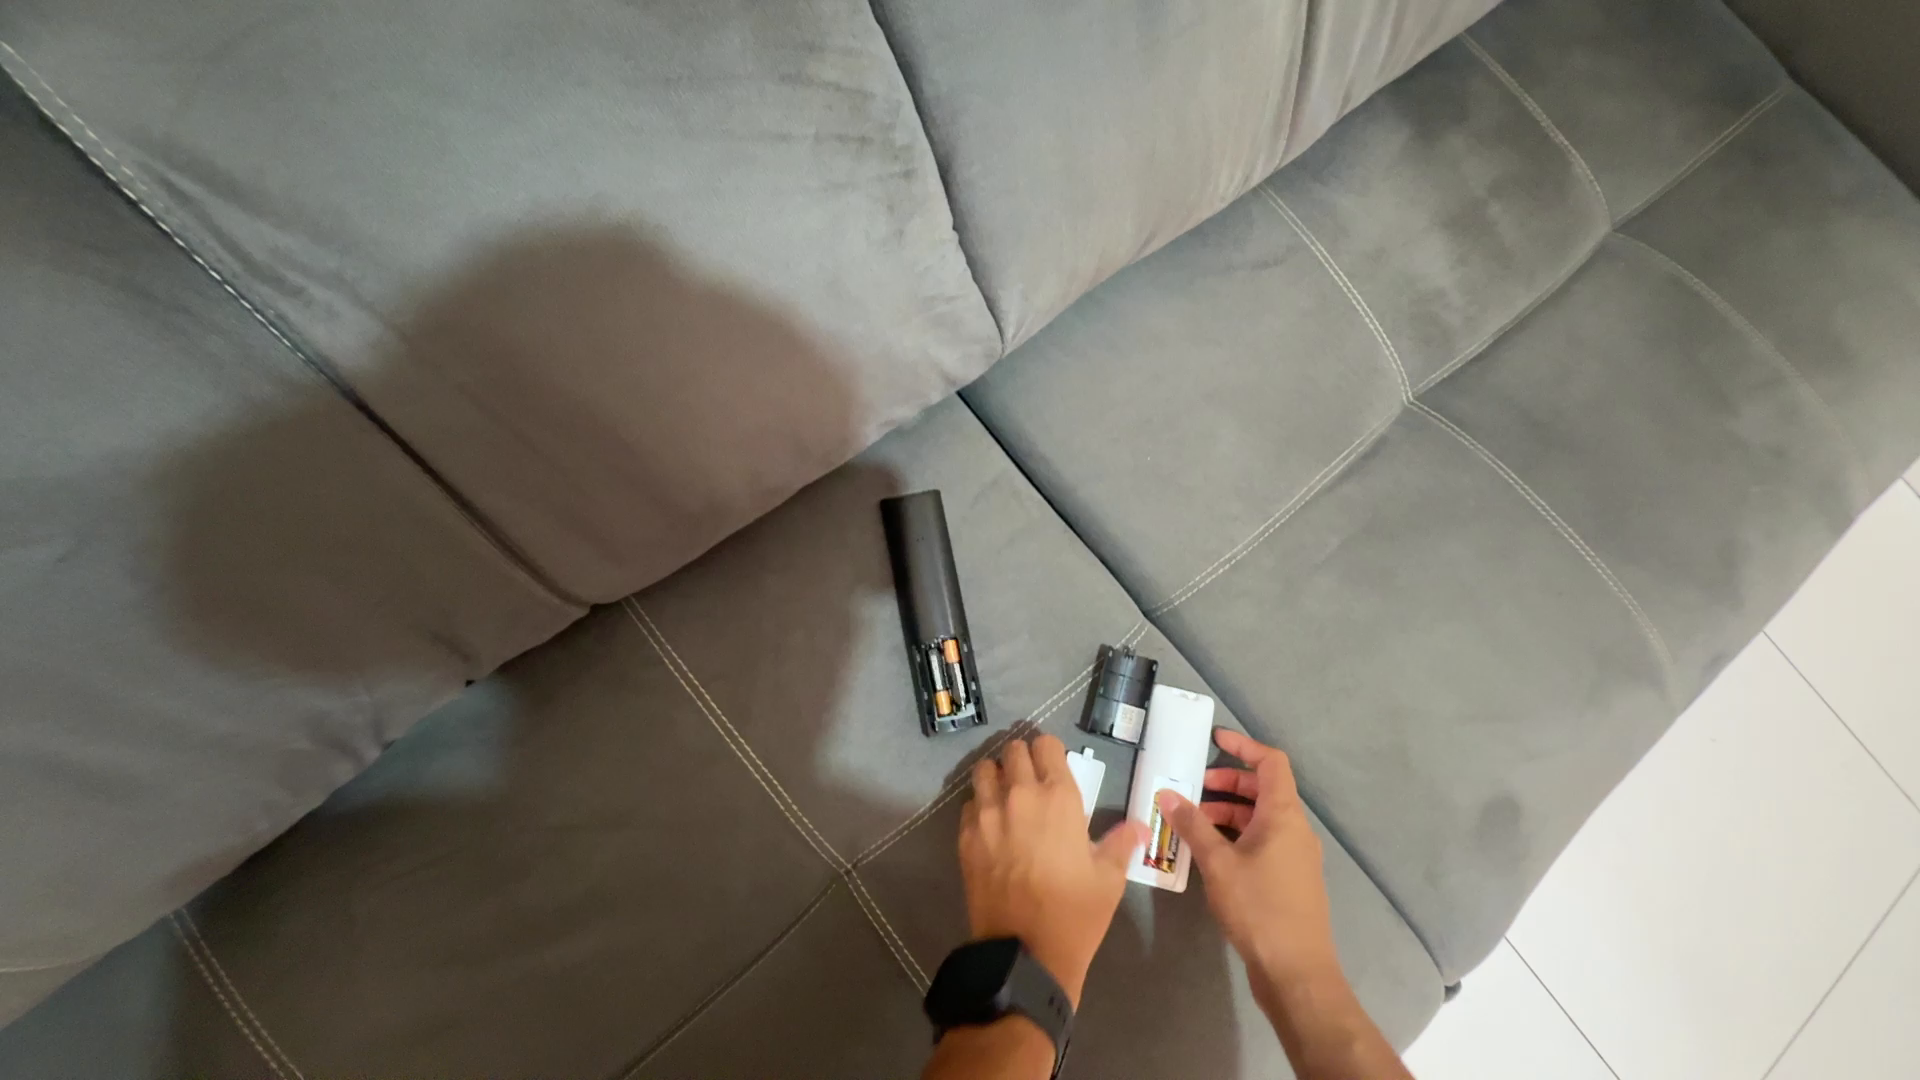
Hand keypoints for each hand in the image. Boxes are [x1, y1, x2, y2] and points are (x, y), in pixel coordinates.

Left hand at [958, 734, 1148, 1005]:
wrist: (1025, 953)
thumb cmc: (1075, 914)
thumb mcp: (1109, 879)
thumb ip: (1121, 843)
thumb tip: (1138, 826)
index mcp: (1059, 798)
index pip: (1046, 745)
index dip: (1050, 750)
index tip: (1054, 764)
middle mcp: (1020, 795)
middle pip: (1013, 750)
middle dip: (1023, 758)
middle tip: (1031, 778)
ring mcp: (988, 814)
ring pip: (985, 769)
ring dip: (996, 775)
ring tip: (1006, 794)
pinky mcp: (965, 836)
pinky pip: (969, 803)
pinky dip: (979, 805)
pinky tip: (990, 825)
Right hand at [1154, 729, 1339, 985]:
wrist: (1297, 973)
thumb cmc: (1259, 908)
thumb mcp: (1218, 863)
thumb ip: (1192, 825)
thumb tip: (1168, 795)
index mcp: (1284, 816)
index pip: (1272, 763)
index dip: (1244, 746)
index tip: (1214, 739)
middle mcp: (1295, 830)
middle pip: (1264, 789)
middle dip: (1227, 782)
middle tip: (1193, 787)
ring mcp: (1295, 856)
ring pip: (1261, 817)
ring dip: (1228, 812)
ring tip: (1192, 822)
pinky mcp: (1289, 879)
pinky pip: (1262, 841)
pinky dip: (1236, 835)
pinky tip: (1209, 853)